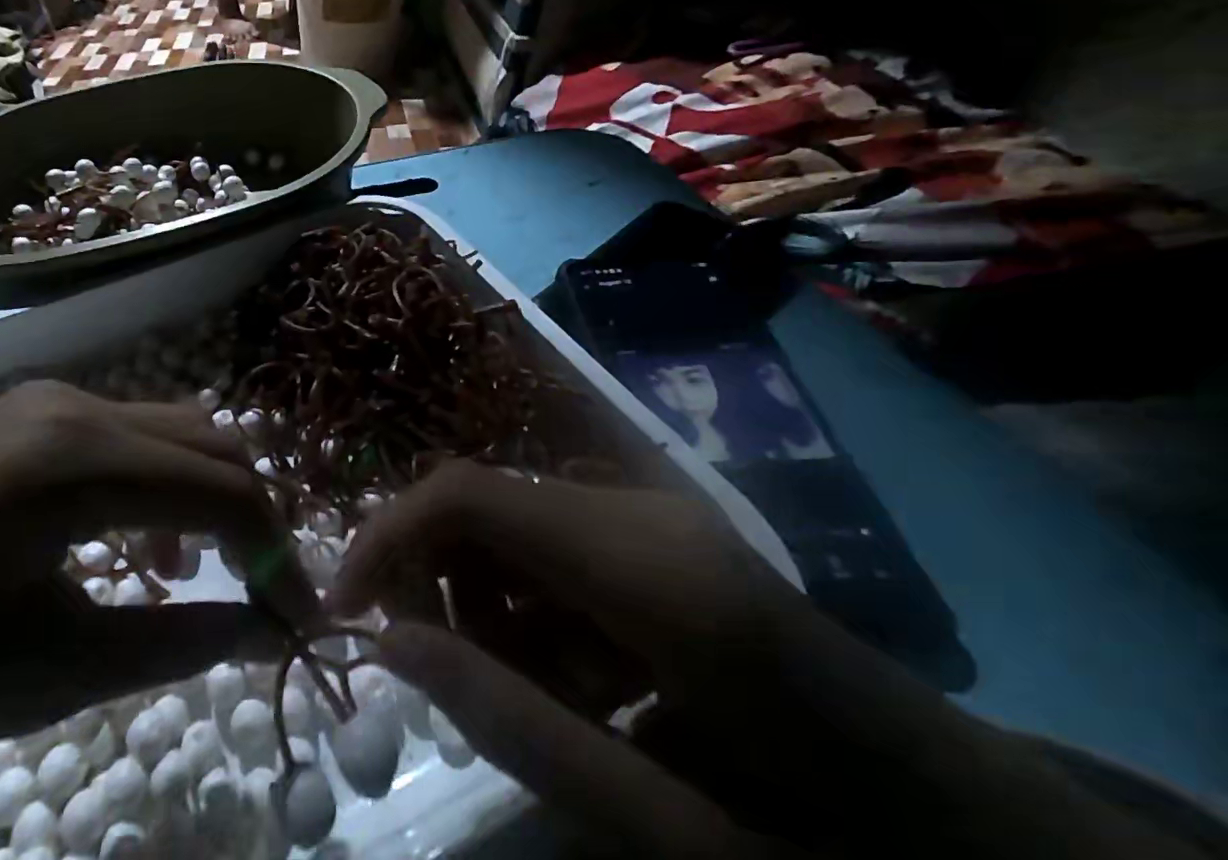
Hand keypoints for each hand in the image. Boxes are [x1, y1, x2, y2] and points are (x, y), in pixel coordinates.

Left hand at [0, 381, 309, 856]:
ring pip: (176, 432)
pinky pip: (129, 437)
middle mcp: (71, 404)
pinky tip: (144, 547)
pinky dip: (163, 485)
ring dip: (211, 498)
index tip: (303, 623)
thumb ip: (189, 641)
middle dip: (255, 521)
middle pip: (213, 445)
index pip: (226, 491)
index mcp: (77, 458)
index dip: (278, 557)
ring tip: (209, 576)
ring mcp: (43, 403)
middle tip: (269, 600)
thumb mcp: (63, 671)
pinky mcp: (23, 420)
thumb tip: (278, 632)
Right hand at [332, 461, 1200, 858]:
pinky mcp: (662, 536)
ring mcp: (659, 517)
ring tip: (531, 697)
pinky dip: (527, 606)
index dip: (387, 534)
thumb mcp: (660, 828)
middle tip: (439, 671)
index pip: (473, 494)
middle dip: (433, 578)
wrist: (974, 831)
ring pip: (510, 524)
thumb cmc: (821, 844)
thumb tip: (388, 641)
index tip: (343, 605)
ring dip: (484, 602)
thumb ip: (511, 726)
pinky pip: (550, 543)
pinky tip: (573, 679)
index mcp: (652, 572)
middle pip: (484, 502)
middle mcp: (647, 514)